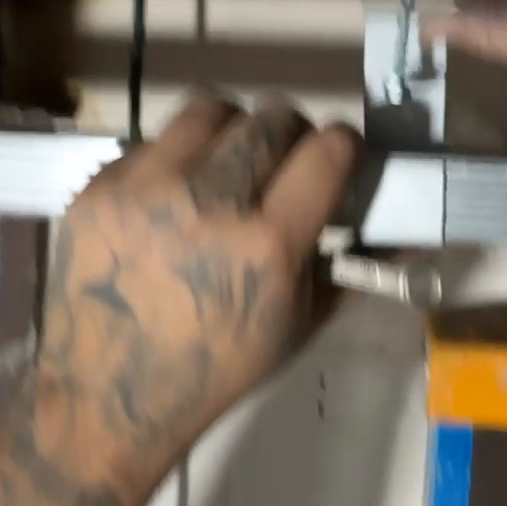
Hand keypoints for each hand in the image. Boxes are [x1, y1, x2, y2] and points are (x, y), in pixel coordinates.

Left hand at [31, 92, 359, 471]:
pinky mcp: (98, 185)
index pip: (329, 148)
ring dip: (233, 131)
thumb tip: (407, 232)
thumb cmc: (218, 368)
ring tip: (226, 166)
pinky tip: (170, 201)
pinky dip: (176, 160)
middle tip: (282, 166)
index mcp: (268, 244)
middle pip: (273, 116)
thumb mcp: (300, 326)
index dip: (344, 147)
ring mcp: (145, 187)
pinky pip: (154, 141)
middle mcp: (208, 202)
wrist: (107, 397)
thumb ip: (355, 268)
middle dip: (292, 135)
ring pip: (211, 108)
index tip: (338, 160)